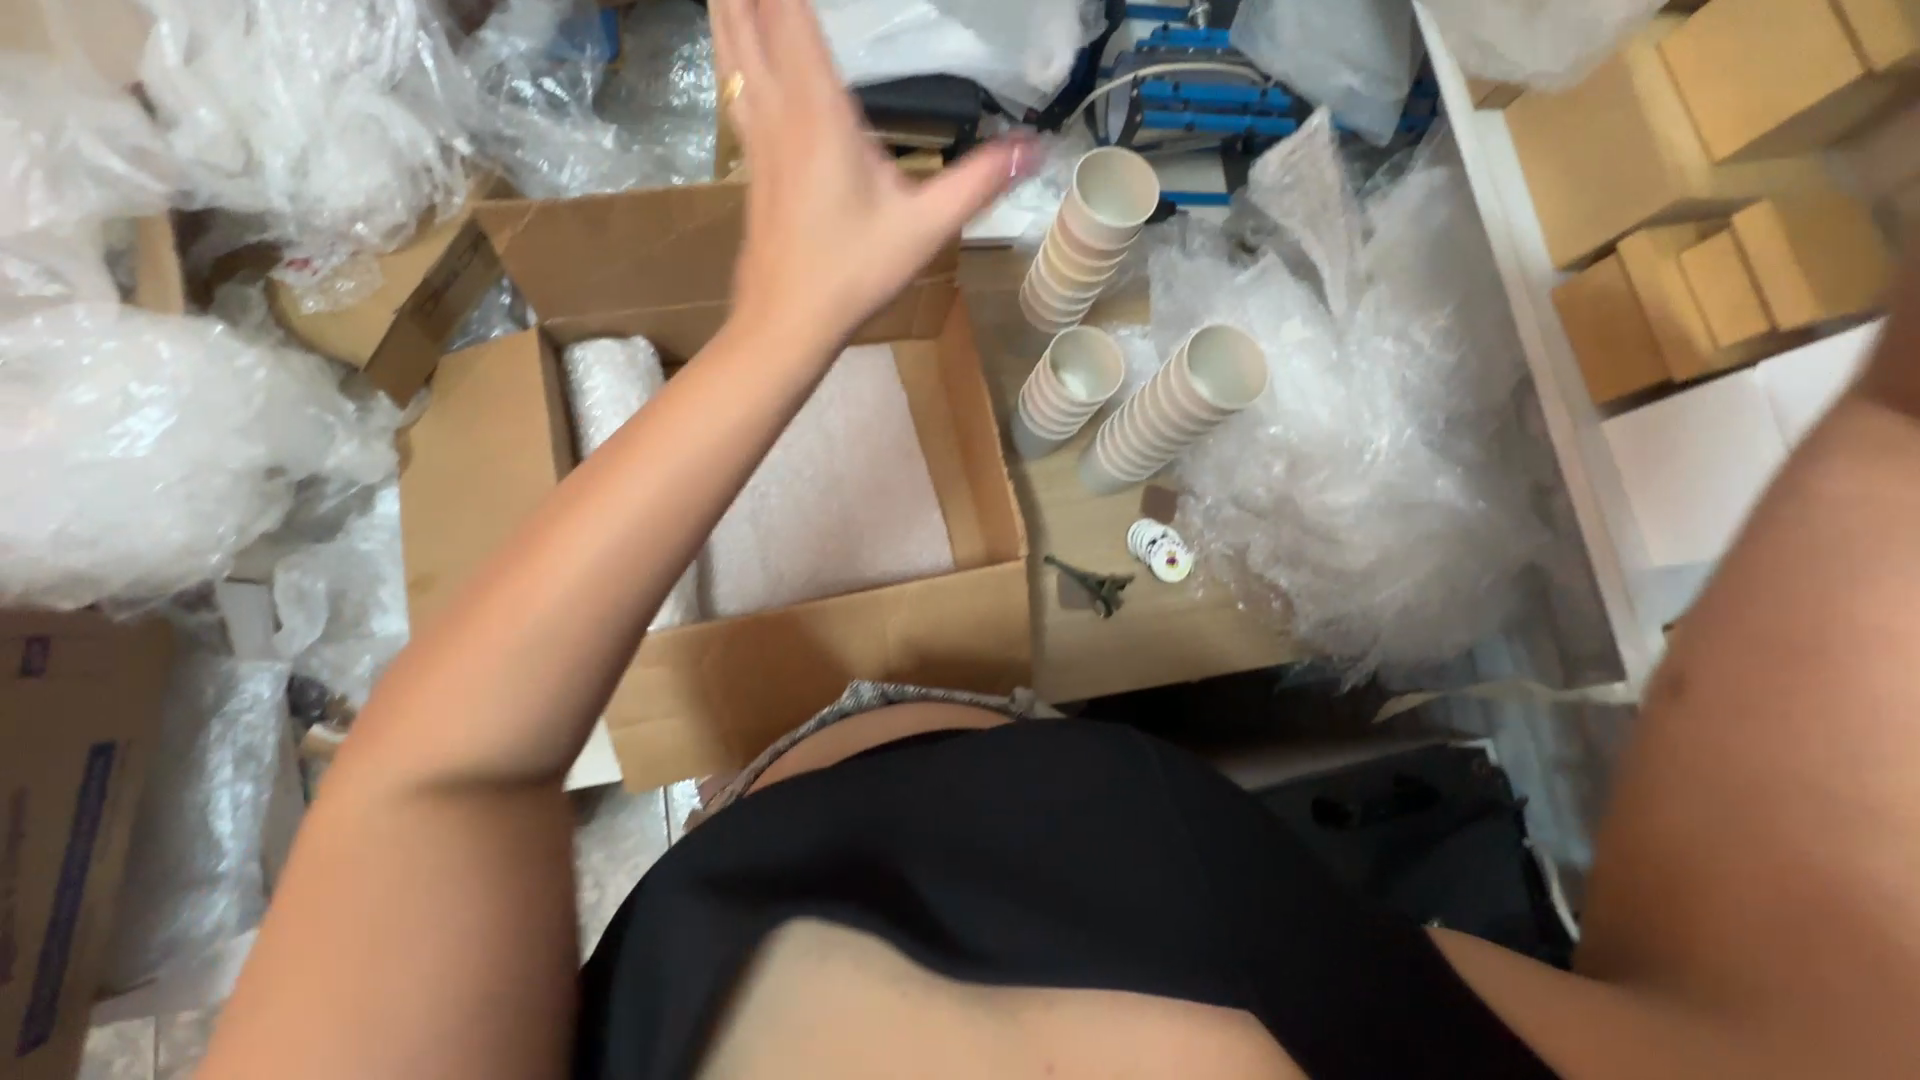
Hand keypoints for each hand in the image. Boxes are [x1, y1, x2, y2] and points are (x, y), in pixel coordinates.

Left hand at [710, 0, 1037, 352]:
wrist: (787, 321)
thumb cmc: (853, 273)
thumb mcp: (926, 228)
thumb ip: (979, 182)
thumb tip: (1036, 147)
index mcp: (820, 113)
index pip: (793, 14)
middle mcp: (780, 112)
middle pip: (748, 20)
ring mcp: (759, 137)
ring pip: (731, 51)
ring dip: (728, 8)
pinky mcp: (752, 162)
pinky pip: (733, 86)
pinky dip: (729, 51)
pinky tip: (731, 51)